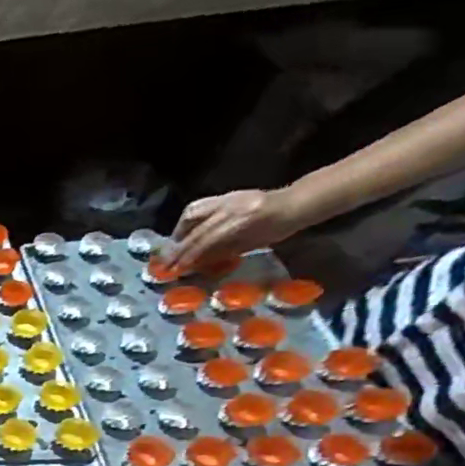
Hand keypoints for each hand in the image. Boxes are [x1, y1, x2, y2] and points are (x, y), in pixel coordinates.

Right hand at [164, 188, 308, 271]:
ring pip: (191, 214)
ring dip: (179, 231)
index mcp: (245, 218)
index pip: (207, 239)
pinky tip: (185, 232)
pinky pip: (197, 207)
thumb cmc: (279, 227)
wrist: (297, 203)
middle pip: (196, 229)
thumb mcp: (251, 244)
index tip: (175, 269)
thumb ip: (221, 252)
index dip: (189, 256)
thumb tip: (193, 264)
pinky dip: (186, 221)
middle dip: (179, 248)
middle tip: (167, 263)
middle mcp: (233, 205)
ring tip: (175, 245)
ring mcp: (227, 198)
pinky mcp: (224, 196)